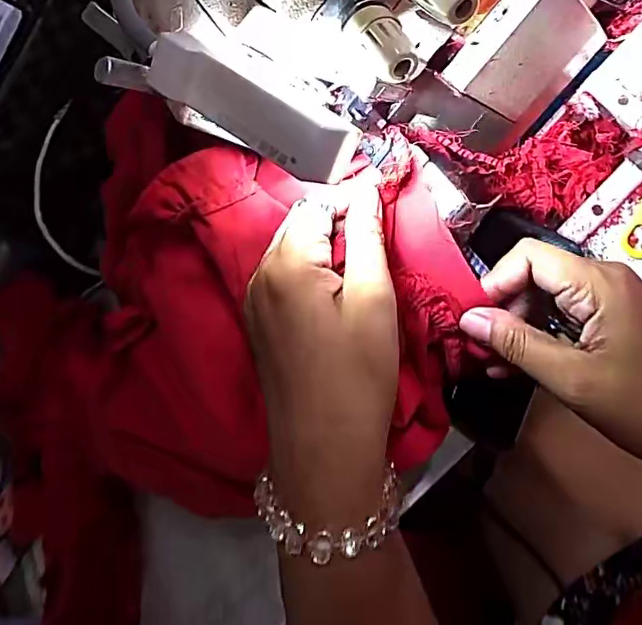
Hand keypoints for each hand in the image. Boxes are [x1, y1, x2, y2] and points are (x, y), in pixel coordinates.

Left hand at [245, 181, 398, 523]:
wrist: (324, 452)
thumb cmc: (357, 373)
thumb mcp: (374, 297)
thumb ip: (367, 235)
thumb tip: (368, 189)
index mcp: (286, 263)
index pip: (320, 202)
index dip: (355, 200)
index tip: (388, 207)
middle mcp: (259, 274)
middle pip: (302, 222)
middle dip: (341, 219)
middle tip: (380, 238)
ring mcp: (254, 300)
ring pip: (293, 246)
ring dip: (328, 244)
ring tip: (365, 264)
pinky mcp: (259, 321)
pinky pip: (285, 274)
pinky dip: (313, 268)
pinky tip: (339, 290)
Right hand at [459, 239, 641, 479]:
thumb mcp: (574, 380)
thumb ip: (518, 345)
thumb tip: (471, 320)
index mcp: (598, 281)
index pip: (529, 255)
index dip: (496, 283)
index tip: (477, 321)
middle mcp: (604, 276)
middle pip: (536, 272)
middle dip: (506, 308)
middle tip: (485, 349)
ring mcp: (611, 293)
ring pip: (548, 293)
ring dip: (522, 325)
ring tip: (501, 363)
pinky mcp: (614, 312)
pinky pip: (567, 310)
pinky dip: (544, 332)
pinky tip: (526, 363)